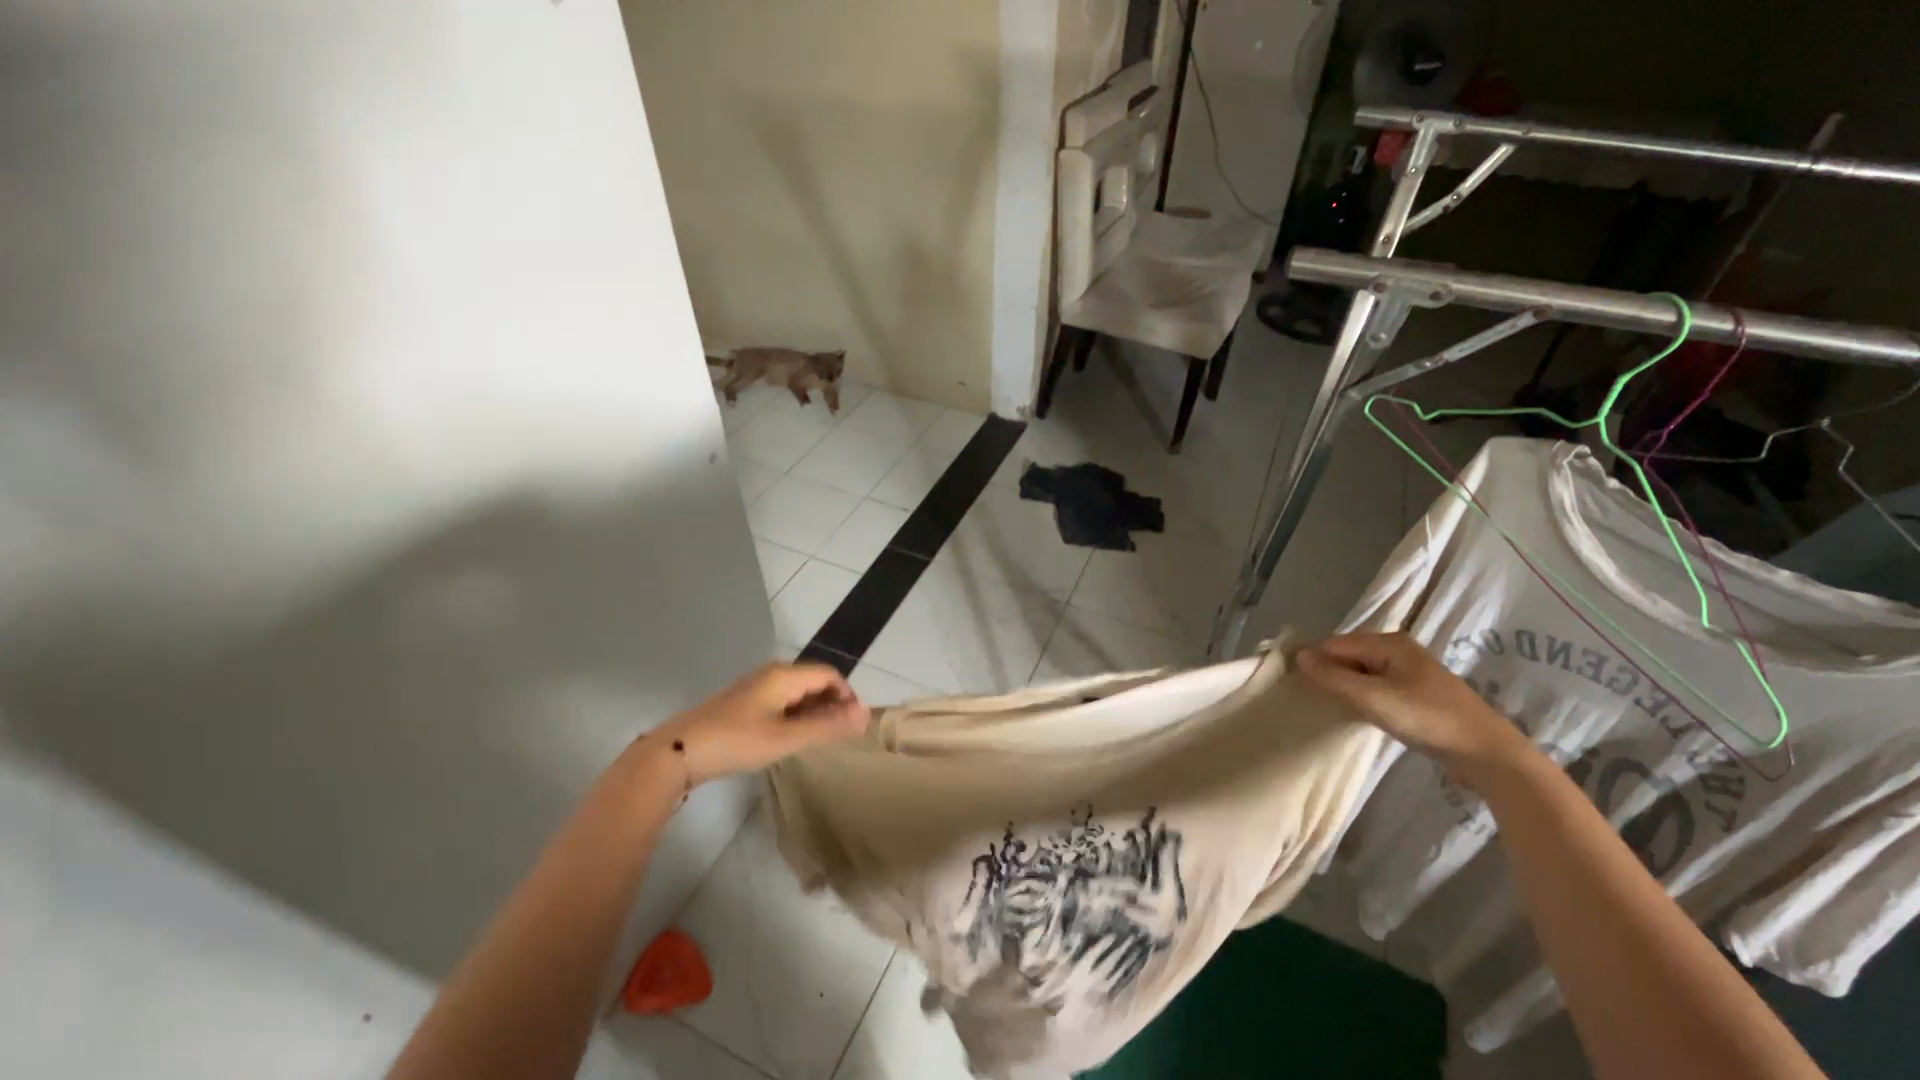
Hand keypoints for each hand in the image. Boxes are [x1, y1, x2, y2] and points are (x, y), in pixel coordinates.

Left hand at [652, 662, 869, 783]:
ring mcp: (754, 689)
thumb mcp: (786, 738)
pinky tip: (789, 740)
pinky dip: (794, 717)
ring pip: (796, 693)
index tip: (854, 727)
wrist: (677, 752)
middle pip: (813, 681)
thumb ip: (827, 726)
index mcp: (784, 675)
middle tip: (840, 737)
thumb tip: (865, 714)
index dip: (847, 696)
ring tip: (818, 742)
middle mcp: (771, 674)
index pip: (829, 674)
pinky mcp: (742, 705)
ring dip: (813, 712)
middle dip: (832, 704)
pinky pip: (780, 703)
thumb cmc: (735, 742)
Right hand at [1296, 632, 1530, 778]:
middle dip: (1326, 671)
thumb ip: (1334, 678)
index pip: (1335, 643)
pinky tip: (1353, 710)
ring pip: (1361, 671)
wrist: (1485, 751)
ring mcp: (1409, 671)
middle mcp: (1398, 649)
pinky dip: (1360, 694)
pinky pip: (1375, 685)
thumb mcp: (1374, 698)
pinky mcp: (1415, 693)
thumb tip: (1299, 657)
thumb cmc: (1428, 718)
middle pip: (1348, 654)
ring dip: (1343, 685)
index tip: (1289, 681)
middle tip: (1303, 695)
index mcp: (1389, 642)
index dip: (1312, 659)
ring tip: (1323, 704)